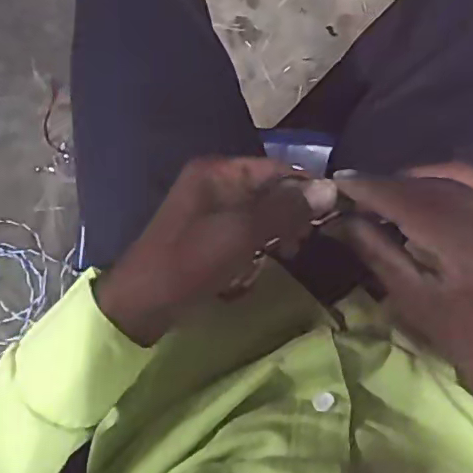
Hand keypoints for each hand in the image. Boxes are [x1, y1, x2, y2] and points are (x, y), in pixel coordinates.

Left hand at [96, 157, 332, 345]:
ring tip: (280, 258)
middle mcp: (214, 184)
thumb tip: (330, 188)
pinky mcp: (209, 238)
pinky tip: (250, 272)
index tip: (329, 217)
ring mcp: (210, 212)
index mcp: (217, 172)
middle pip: (270, 192)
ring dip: (273, 239)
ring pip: (261, 217)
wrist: (142, 304)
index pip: (277, 168)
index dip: (305, 190)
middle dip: (288, 218)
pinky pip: (245, 237)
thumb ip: (285, 209)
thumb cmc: (190, 262)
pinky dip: (253, 252)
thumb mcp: (241, 233)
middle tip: (297, 245)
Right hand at [332, 163, 472, 410]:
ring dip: (419, 180)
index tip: (339, 182)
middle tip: (357, 191)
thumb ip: (378, 254)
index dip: (375, 189)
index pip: (418, 203)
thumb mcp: (417, 305)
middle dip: (393, 184)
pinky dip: (451, 187)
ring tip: (387, 193)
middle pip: (441, 185)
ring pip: (464, 178)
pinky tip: (426, 197)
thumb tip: (341, 220)